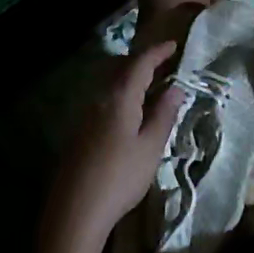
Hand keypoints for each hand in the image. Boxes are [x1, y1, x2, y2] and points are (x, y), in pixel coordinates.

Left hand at [34, 41, 182, 252]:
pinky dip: (120, 93)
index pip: (139, 64)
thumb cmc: (120, 176)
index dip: (156, 52)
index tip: (173, 44)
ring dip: (129, 77)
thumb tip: (176, 88)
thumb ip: (163, 115)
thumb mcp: (150, 147)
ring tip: (150, 85)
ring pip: (110, 83)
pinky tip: (130, 111)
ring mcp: (86, 113)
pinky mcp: (80, 129)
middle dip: (141, 61)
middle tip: (163, 64)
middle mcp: (99, 98)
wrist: (77, 207)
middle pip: (120, 68)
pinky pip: (103, 99)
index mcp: (119, 97)